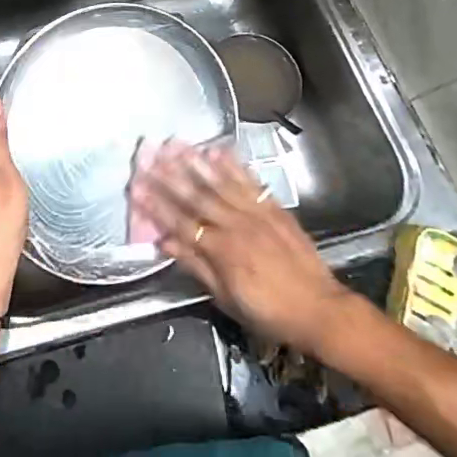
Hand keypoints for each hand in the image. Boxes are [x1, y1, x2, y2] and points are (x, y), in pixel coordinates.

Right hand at [130, 141, 356, 353]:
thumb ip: (195, 266)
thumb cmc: (270, 312)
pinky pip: (249, 181)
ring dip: (195, 162)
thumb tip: (164, 243)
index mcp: (221, 251)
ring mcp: (256, 212)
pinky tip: (217, 150)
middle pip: (195, 196)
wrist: (320, 309)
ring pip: (220, 182)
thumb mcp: (227, 299)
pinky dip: (233, 164)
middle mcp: (235, 225)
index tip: (135, 186)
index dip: (155, 204)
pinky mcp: (273, 206)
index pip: (180, 222)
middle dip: (168, 175)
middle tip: (148, 155)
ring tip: (175, 144)